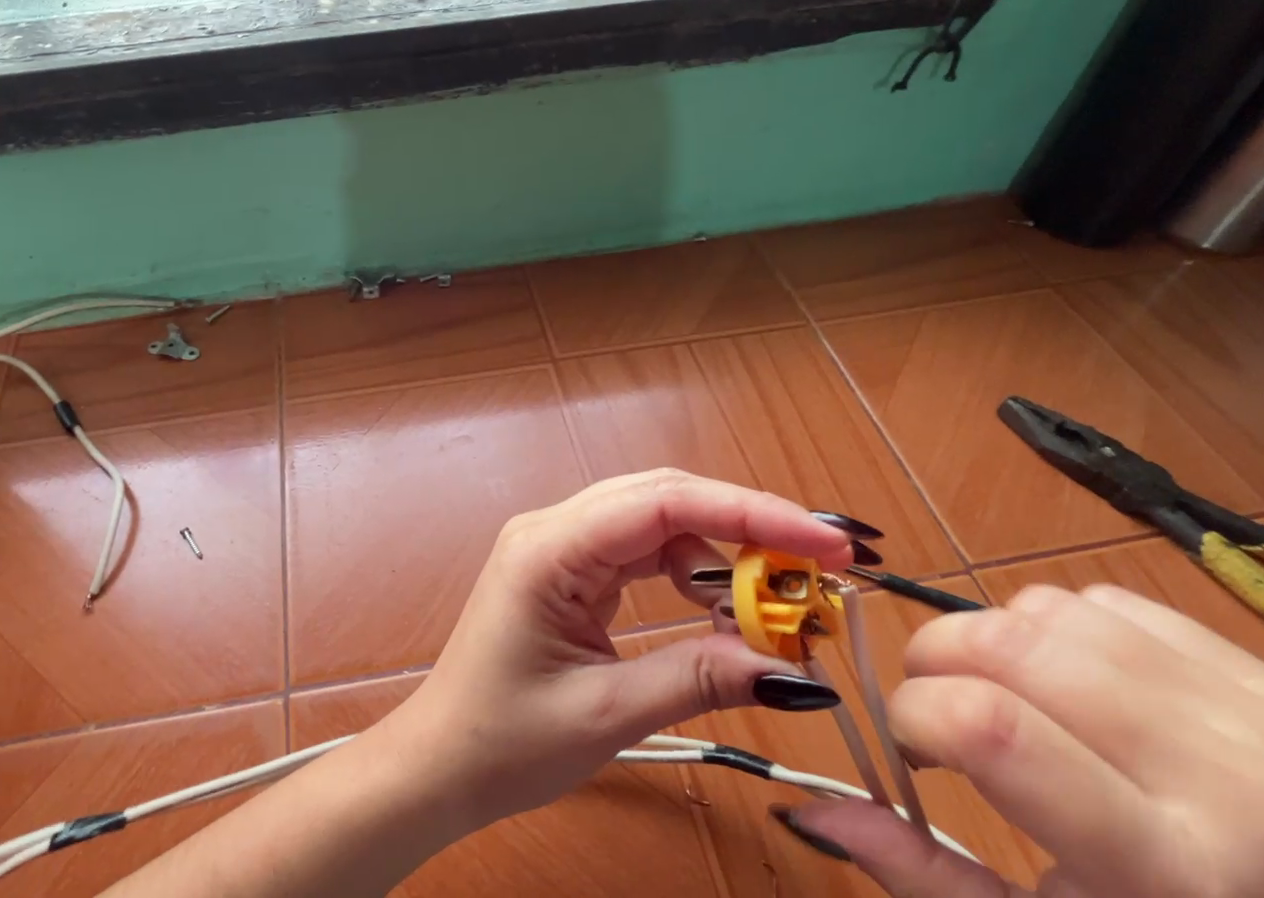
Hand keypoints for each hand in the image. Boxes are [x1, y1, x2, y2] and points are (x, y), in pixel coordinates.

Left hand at [367, 468, 852, 828]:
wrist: (440, 764)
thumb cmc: (504, 743)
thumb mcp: (608, 713)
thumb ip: (700, 678)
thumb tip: (795, 668)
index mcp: (548, 549)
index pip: (664, 502)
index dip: (751, 512)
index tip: (824, 544)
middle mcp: (552, 529)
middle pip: (666, 498)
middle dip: (746, 525)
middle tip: (818, 567)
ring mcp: (559, 545)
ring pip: (659, 520)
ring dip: (722, 553)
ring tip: (775, 604)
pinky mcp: (569, 570)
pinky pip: (643, 550)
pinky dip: (691, 572)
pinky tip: (721, 608)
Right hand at [784, 584, 1263, 897]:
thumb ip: (922, 873)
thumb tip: (812, 809)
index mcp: (1173, 870)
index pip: (992, 727)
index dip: (914, 711)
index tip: (912, 744)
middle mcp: (1233, 780)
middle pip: (1015, 647)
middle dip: (936, 659)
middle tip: (939, 709)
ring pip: (1055, 609)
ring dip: (995, 640)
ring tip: (1008, 700)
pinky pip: (1114, 603)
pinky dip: (1060, 630)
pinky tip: (1075, 689)